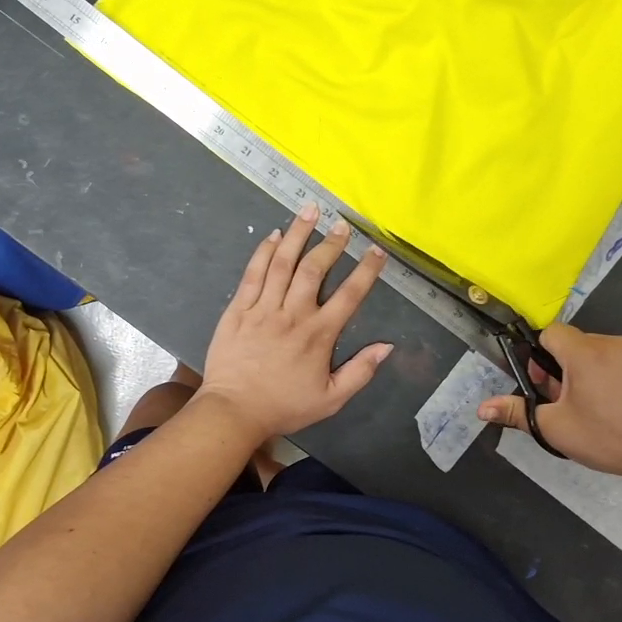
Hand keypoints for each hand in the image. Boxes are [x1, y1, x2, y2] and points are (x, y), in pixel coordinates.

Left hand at [197, 204, 392, 440]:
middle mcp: (293, 314)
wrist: (234, 410)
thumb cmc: (284, 406)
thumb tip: (387, 346)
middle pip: (315, 269)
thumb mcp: (331, 399)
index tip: (377, 251)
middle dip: (331, 243)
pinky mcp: (238, 309)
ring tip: (310, 211)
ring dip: (298, 234)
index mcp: (319, 335)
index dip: (366, 271)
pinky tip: (274, 234)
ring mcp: (263, 308)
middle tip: (342, 225)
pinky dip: (264, 251)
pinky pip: (253, 273)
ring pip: (283, 263)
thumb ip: (361, 372)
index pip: (349, 295)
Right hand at [478, 323, 621, 483]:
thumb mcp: (555, 428)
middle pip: (575, 345)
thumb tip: (482, 409)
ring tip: (594, 411)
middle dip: (563, 368)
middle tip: (566, 404)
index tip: (544, 384)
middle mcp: (612, 345)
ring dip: (588, 374)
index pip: (551, 332)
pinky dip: (614, 381)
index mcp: (584, 352)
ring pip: (600, 355)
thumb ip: (517, 413)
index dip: (540, 355)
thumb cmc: (608, 437)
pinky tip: (620, 414)